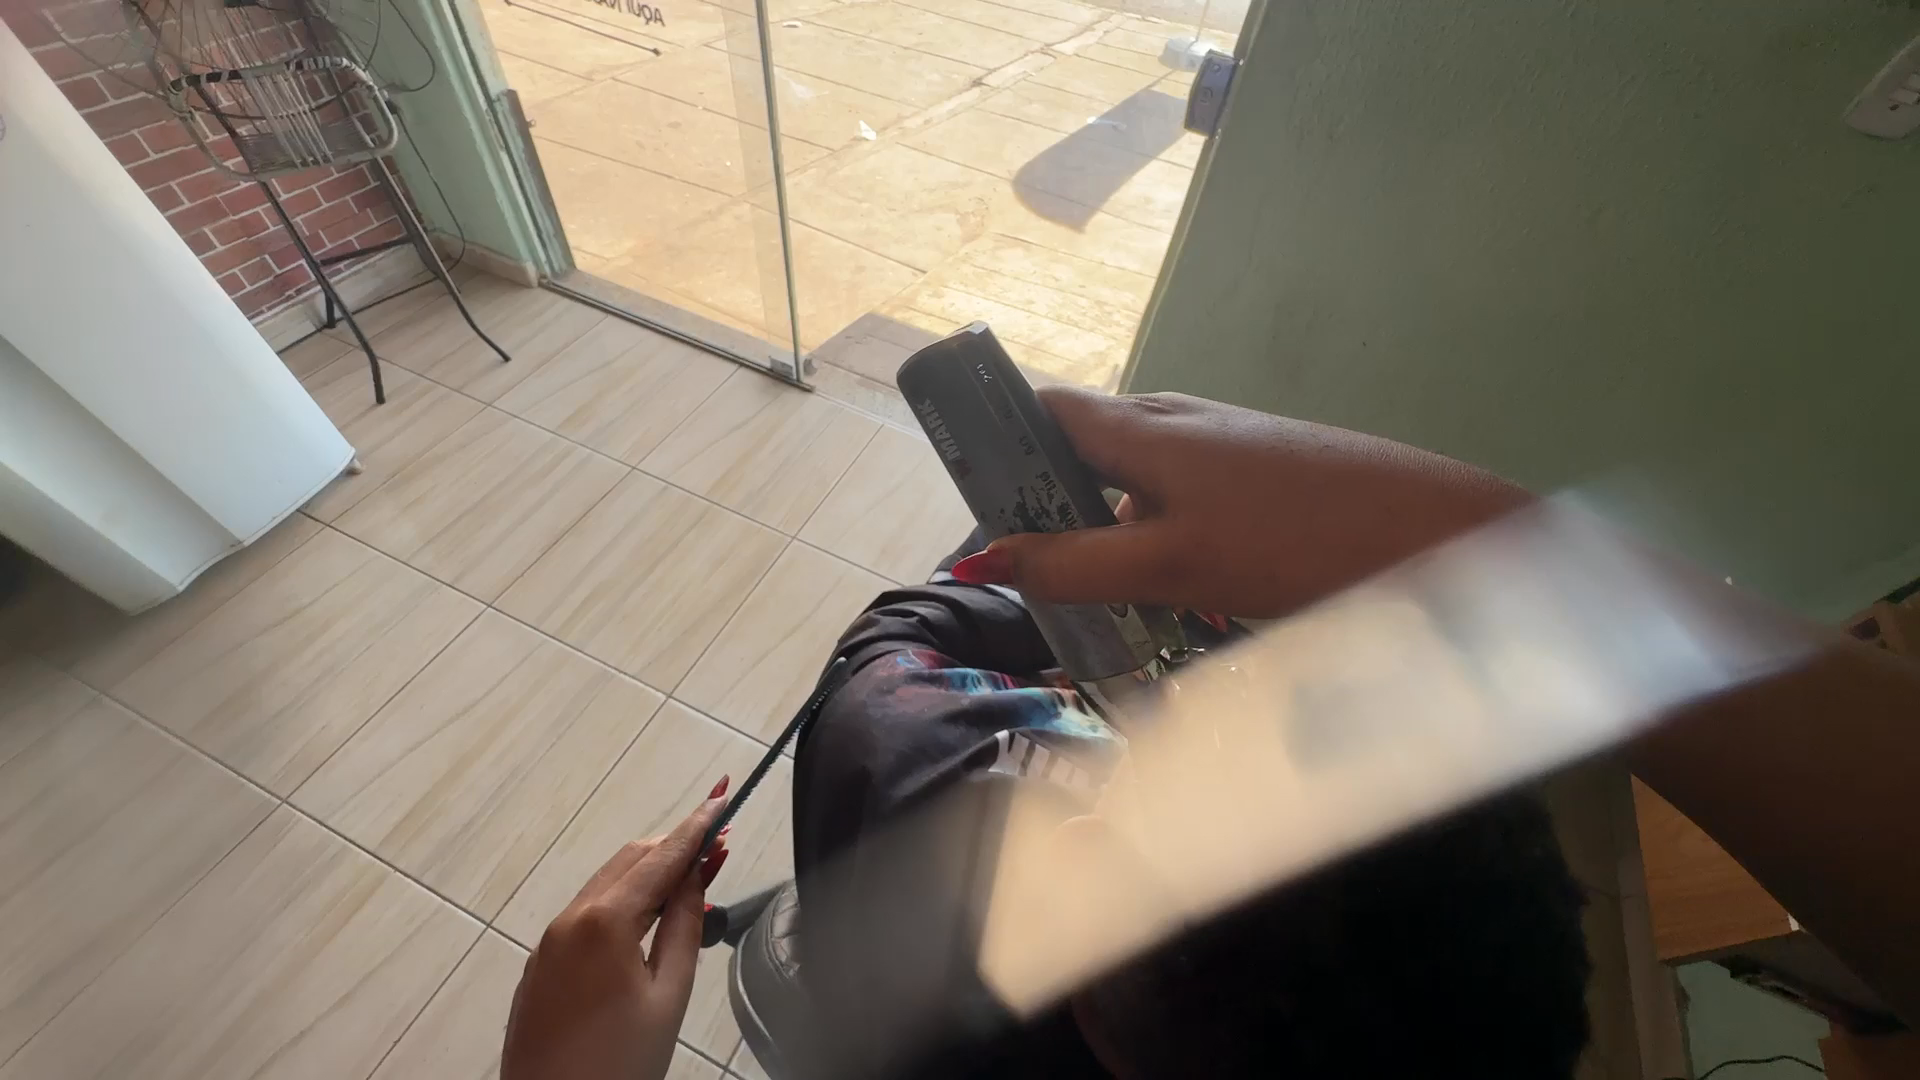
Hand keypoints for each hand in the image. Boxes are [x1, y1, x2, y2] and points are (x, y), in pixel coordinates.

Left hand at [501, 777, 732, 1079]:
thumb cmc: (620, 1063)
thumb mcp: (670, 992)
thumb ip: (685, 923)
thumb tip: (696, 874)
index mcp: (605, 921)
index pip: (662, 857)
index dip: (697, 826)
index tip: (722, 796)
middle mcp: (571, 919)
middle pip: (632, 859)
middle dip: (675, 844)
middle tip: (717, 844)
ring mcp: (550, 942)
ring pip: (609, 881)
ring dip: (651, 870)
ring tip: (691, 876)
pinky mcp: (541, 965)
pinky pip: (589, 910)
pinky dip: (625, 897)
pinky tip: (649, 915)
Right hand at [953, 388, 1526, 617]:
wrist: (1434, 536)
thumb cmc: (1290, 539)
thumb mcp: (1168, 561)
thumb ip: (1074, 563)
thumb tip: (984, 559)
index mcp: (1142, 426)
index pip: (1043, 407)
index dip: (999, 439)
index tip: (977, 495)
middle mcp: (1173, 420)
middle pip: (1081, 445)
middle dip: (1045, 496)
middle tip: (1027, 560)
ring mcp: (1217, 444)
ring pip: (1128, 477)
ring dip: (1097, 521)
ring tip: (1088, 581)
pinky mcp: (1251, 471)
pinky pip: (1172, 494)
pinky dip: (1146, 530)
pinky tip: (1163, 577)